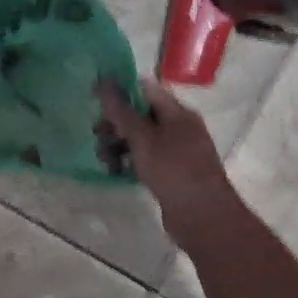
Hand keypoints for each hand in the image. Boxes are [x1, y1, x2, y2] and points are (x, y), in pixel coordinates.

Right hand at [98, 79, 237, 243]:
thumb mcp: (143, 138)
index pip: (145, 89)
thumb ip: (122, 111)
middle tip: (97, 133)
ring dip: (118, 144)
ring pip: (140, 137)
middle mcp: (179, 127)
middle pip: (140, 114)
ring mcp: (176, 150)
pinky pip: (145, 157)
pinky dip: (129, 160)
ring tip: (103, 158)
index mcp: (177, 113)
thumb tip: (105, 81)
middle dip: (115, 122)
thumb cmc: (173, 170)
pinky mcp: (171, 171)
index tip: (94, 98)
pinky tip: (115, 171)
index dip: (119, 90)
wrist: (203, 217)